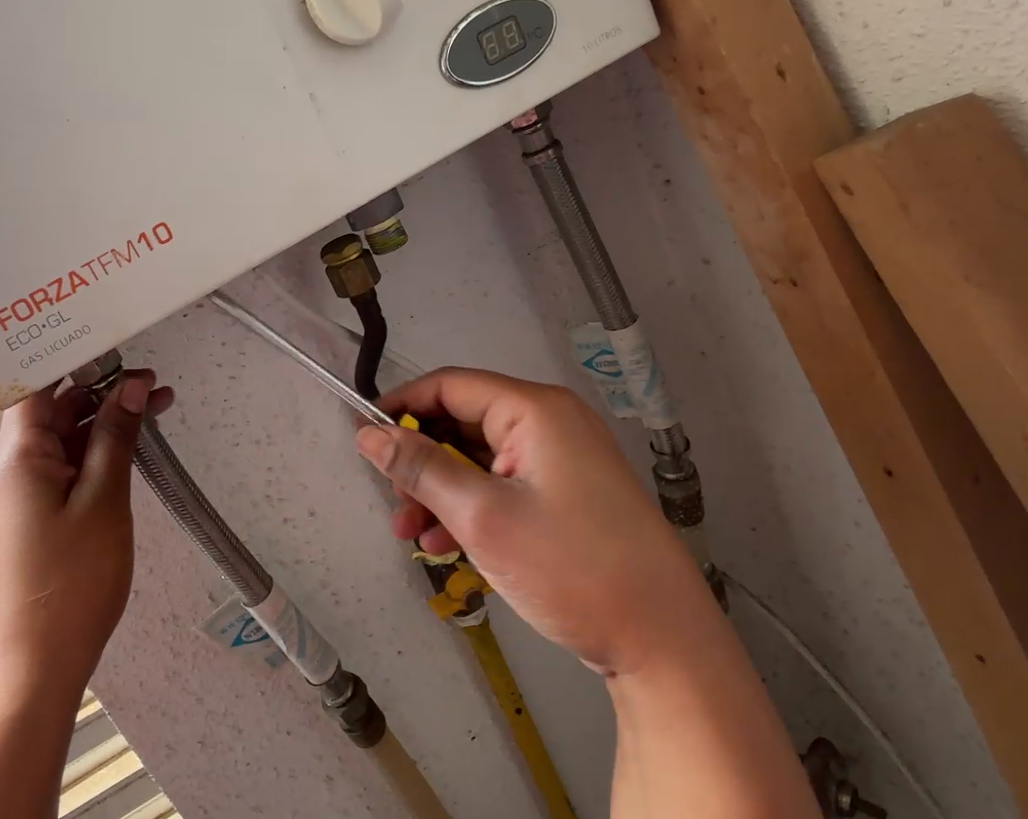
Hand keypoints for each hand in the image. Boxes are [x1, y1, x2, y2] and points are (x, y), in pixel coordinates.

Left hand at [0, 371, 173, 700]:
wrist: (42, 662)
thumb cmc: (73, 582)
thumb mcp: (104, 502)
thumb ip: (115, 439)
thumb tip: (130, 388)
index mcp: (17, 456)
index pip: (31, 383)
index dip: (66, 355)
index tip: (107, 337)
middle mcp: (13, 467)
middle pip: (53, 408)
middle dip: (100, 386)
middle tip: (151, 377)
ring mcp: (25, 492)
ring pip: (65, 437)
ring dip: (106, 419)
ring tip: (157, 402)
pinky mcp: (39, 513)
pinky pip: (68, 465)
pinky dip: (99, 449)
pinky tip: (135, 443)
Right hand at [355, 367, 711, 673]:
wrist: (663, 640)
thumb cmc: (572, 567)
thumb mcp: (483, 516)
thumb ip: (421, 469)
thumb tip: (369, 435)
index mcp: (535, 411)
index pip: (450, 386)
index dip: (402, 407)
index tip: (364, 441)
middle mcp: (550, 424)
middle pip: (463, 424)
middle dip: (421, 462)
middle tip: (395, 504)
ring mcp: (561, 461)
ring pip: (478, 461)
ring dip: (440, 492)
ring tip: (413, 535)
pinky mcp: (566, 496)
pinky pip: (503, 487)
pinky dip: (471, 509)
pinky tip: (445, 546)